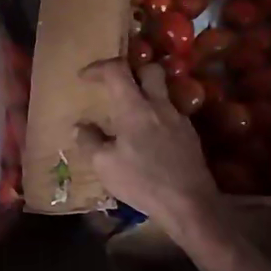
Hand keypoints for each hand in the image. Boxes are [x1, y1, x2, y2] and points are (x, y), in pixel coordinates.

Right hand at [75, 58, 221, 231]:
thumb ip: (89, 141)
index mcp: (134, 107)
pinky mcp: (190, 134)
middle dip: (131, 70)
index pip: (117, 70)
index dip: (98, 68)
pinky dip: (158, 115)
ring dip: (147, 92)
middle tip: (117, 86)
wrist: (188, 202)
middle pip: (150, 69)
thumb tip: (80, 126)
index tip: (85, 77)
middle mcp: (159, 105)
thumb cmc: (141, 181)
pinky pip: (172, 113)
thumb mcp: (104, 165)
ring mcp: (179, 118)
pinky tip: (150, 136)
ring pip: (164, 90)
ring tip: (132, 111)